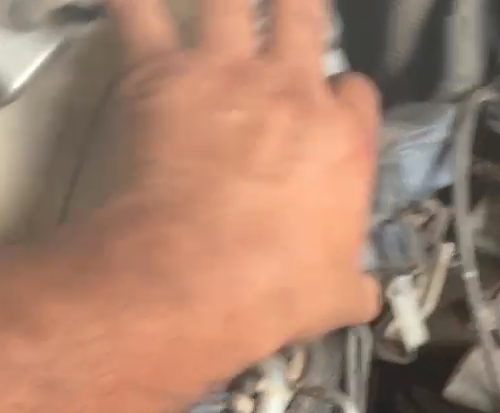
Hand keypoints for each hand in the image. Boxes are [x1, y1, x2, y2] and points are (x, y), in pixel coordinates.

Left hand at [91, 0, 381, 355]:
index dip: (347, 97)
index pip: (358, 93)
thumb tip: (364, 293)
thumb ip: (357, 282)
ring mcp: (227, 73)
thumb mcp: (343, 296)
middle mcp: (293, 91)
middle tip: (287, 10)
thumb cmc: (284, 288)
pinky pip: (138, 9)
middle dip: (297, 8)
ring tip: (226, 3)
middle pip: (303, 14)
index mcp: (345, 142)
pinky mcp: (161, 72)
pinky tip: (137, 3)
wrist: (204, 276)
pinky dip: (135, 2)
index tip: (336, 108)